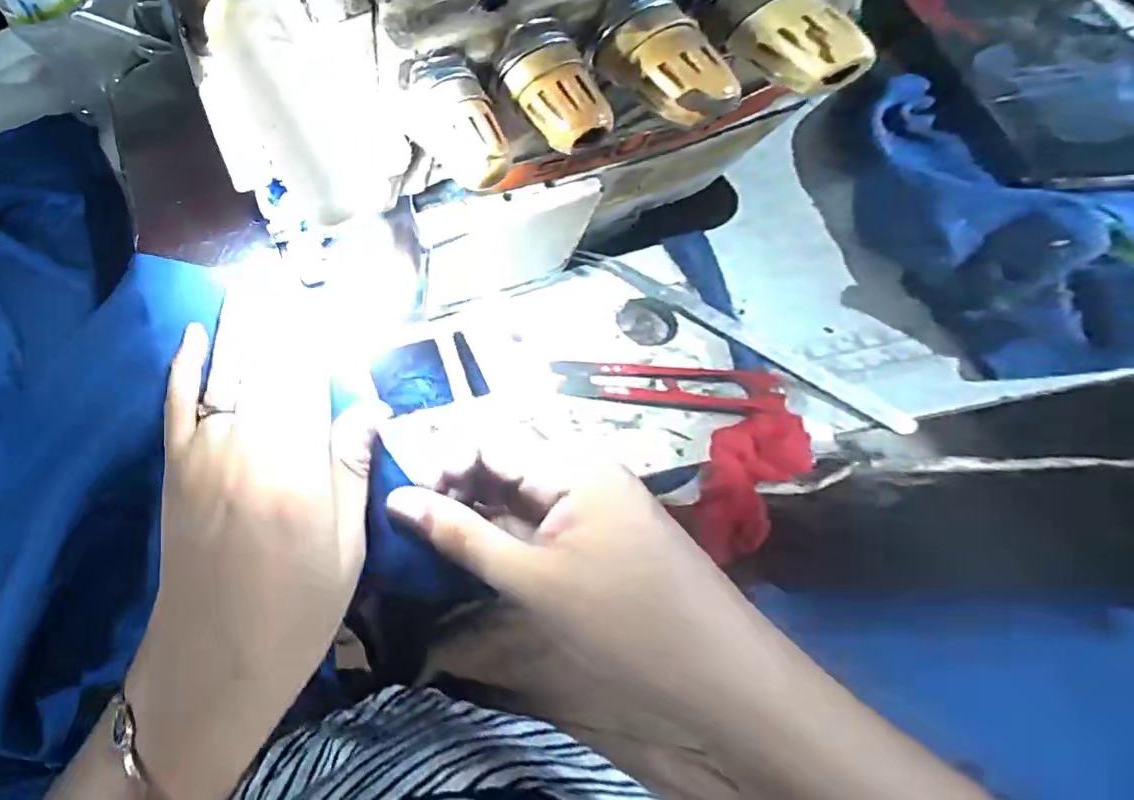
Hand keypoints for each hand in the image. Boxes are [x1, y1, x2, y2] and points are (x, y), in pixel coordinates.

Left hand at [124, 267, 380, 799]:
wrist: (212, 655)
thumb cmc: (294, 610)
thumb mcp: (344, 548)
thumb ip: (351, 466)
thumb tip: (367, 404)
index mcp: (294, 463)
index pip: (306, 375)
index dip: (313, 332)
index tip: (320, 298)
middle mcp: (245, 441)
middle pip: (264, 361)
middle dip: (275, 314)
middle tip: (283, 274)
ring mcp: (201, 447)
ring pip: (224, 368)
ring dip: (238, 323)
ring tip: (250, 283)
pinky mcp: (173, 462)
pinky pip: (177, 399)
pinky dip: (185, 363)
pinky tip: (193, 333)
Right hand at [386, 450, 770, 727]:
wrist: (739, 693)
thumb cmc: (630, 627)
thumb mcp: (532, 582)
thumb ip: (459, 534)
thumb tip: (394, 498)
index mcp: (570, 464)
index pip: (484, 440)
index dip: (440, 462)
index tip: (408, 501)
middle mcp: (578, 469)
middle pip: (496, 460)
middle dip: (452, 485)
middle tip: (413, 520)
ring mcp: (589, 501)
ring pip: (511, 489)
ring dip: (472, 508)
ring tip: (431, 534)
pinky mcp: (593, 532)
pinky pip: (533, 515)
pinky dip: (499, 529)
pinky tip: (470, 547)